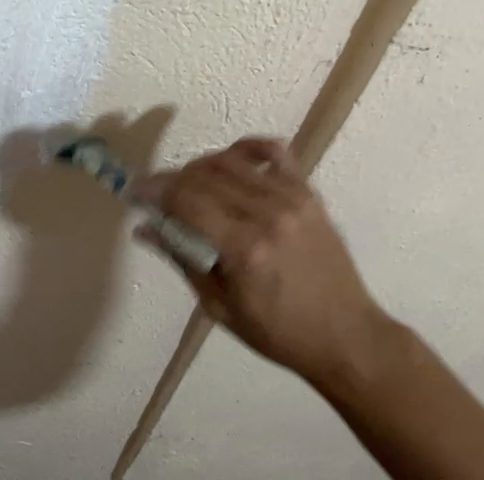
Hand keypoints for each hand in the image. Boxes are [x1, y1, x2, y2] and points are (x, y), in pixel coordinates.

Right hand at [137, 137, 390, 383]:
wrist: (347, 337)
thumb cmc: (279, 333)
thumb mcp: (221, 307)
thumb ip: (182, 259)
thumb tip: (143, 228)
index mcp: (244, 249)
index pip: (186, 199)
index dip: (155, 190)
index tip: (136, 192)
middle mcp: (267, 214)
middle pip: (204, 175)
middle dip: (173, 179)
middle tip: (159, 194)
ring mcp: (292, 199)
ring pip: (231, 160)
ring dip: (201, 166)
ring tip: (190, 183)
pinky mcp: (309, 193)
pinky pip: (274, 152)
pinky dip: (248, 147)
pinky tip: (232, 158)